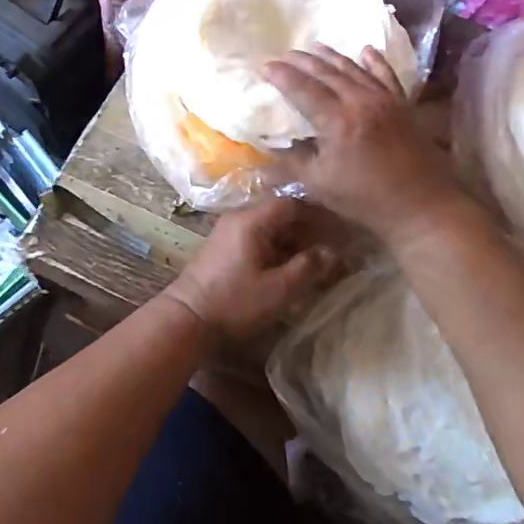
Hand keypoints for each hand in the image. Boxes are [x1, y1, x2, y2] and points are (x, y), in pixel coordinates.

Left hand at [164, 196, 335, 343]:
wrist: (186, 320)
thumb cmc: (234, 303)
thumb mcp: (278, 289)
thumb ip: (307, 267)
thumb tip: (331, 253)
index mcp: (252, 220)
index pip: (292, 202)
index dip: (317, 214)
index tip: (337, 228)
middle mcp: (239, 217)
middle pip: (281, 213)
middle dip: (307, 229)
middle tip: (330, 245)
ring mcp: (230, 231)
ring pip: (270, 227)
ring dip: (292, 240)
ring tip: (315, 258)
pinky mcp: (225, 247)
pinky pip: (258, 237)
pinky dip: (277, 248)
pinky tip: (291, 265)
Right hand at [262, 45, 468, 244]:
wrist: (421, 205)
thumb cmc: (366, 199)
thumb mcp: (320, 184)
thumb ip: (292, 160)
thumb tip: (269, 145)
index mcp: (337, 120)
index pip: (302, 89)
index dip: (282, 75)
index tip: (265, 66)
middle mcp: (360, 100)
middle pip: (326, 72)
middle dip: (302, 61)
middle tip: (284, 54)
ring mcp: (385, 99)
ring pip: (353, 69)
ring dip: (331, 56)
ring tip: (314, 47)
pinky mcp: (403, 104)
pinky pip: (386, 75)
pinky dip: (375, 61)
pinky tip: (366, 50)